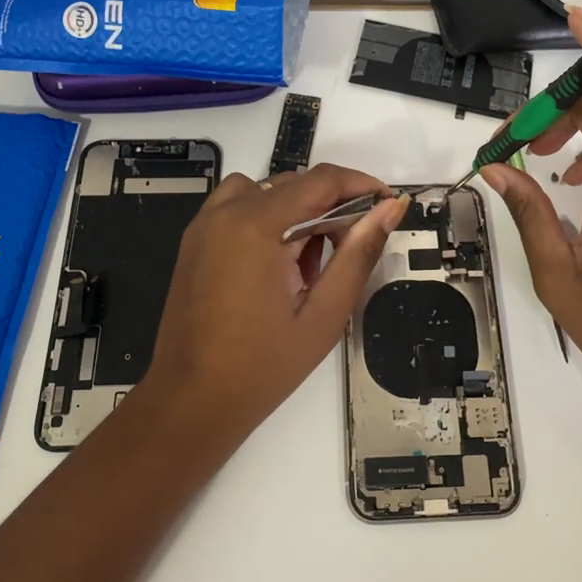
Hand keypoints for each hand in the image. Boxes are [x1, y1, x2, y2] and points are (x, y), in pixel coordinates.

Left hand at [141, 164, 408, 437]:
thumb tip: (389, 209)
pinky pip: (238, 206)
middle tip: (348, 254)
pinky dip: (265, 217)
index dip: (360, 185)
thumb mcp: (324, 313)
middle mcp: (227, 212)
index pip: (321, 180)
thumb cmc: (262, 366)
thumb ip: (358, 253)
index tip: (386, 205)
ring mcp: (205, 224)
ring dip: (297, 211)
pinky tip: (275, 263)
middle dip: (330, 208)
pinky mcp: (194, 240)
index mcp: (259, 226)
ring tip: (308, 264)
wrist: (191, 400)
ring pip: (266, 191)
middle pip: (294, 184)